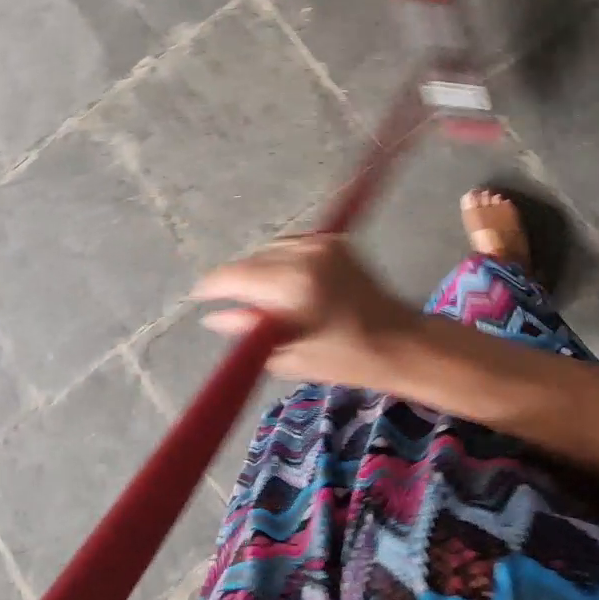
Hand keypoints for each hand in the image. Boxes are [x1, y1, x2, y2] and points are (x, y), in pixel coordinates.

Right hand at [190, 235, 419, 389]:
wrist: (400, 340)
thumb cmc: (346, 358)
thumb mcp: (291, 355)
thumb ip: (250, 331)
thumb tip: (215, 319)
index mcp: (293, 286)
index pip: (237, 276)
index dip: (212, 286)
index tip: (198, 296)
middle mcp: (304, 255)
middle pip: (251, 260)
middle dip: (238, 280)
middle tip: (232, 306)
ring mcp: (321, 243)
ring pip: (270, 249)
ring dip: (259, 269)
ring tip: (261, 297)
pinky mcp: (333, 241)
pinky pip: (291, 245)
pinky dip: (280, 260)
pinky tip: (284, 282)